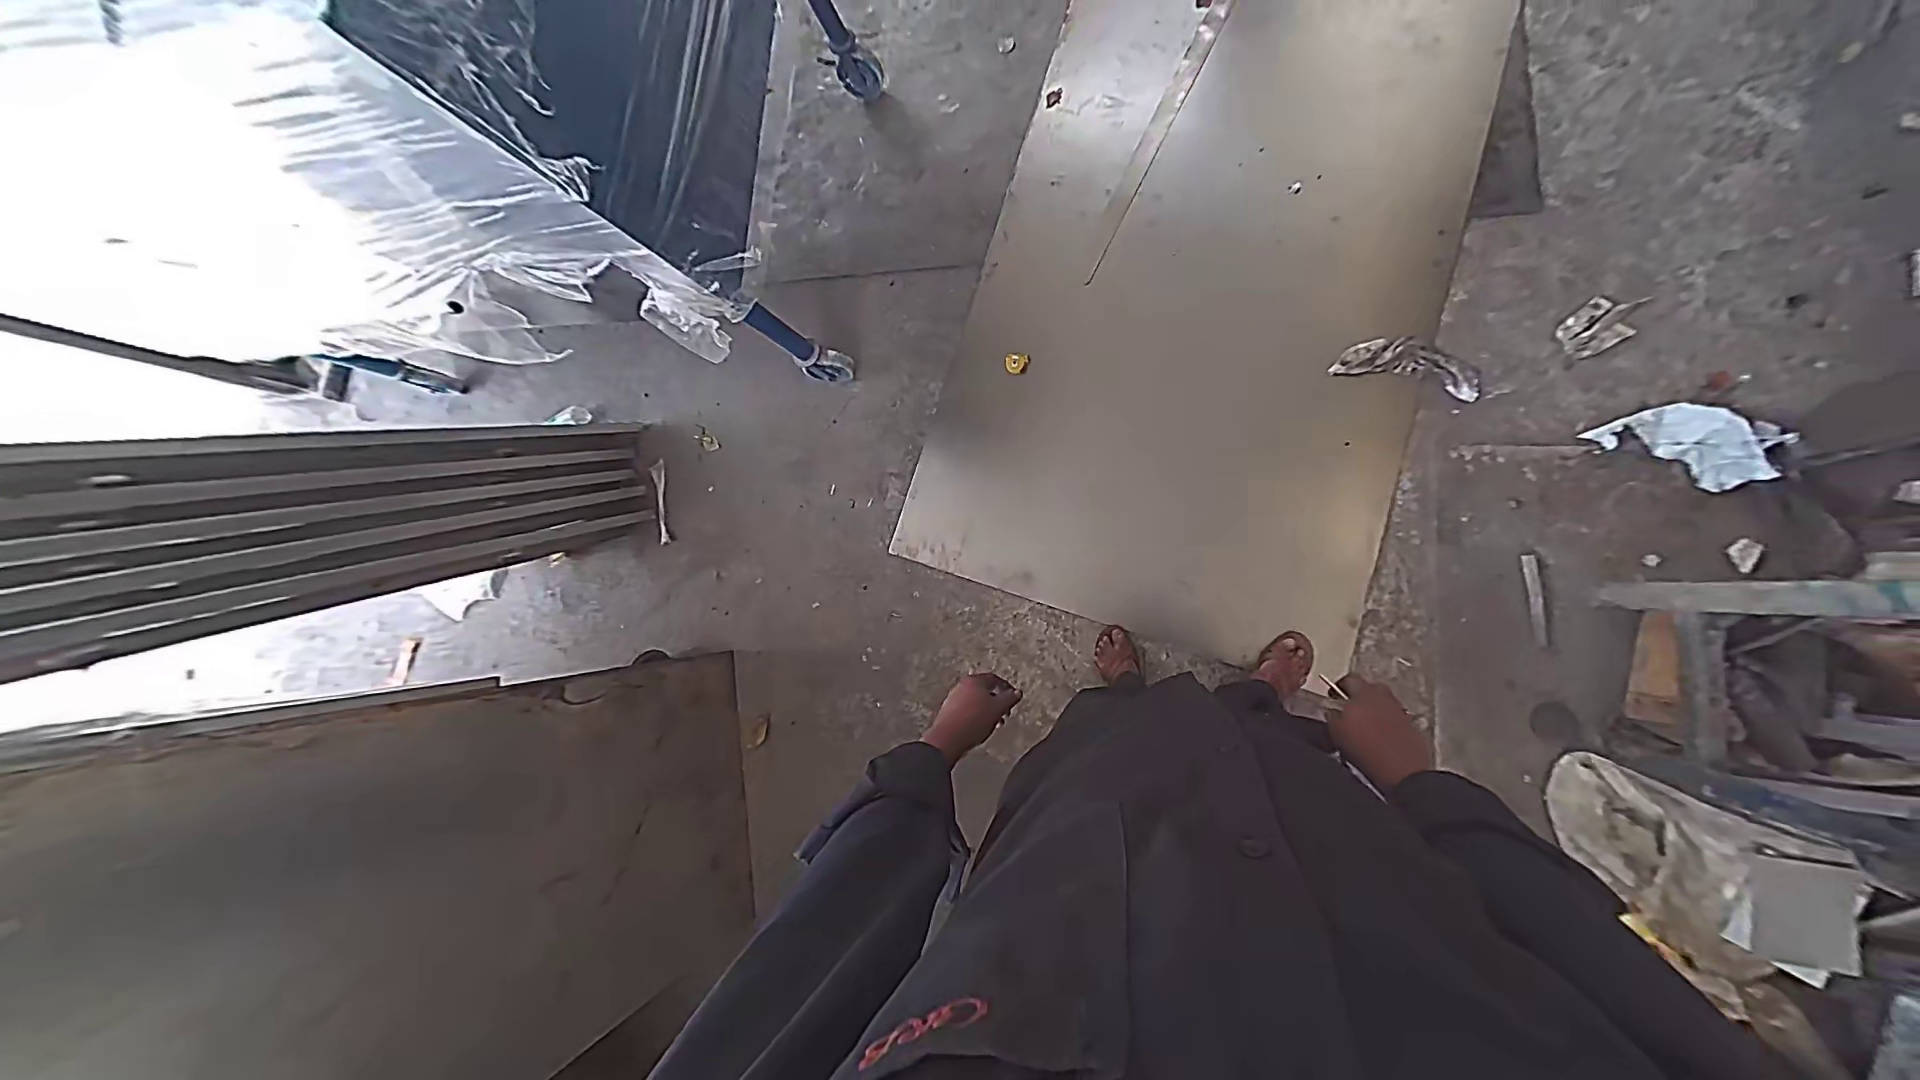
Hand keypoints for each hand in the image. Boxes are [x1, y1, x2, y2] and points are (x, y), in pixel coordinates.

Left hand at [921, 673, 1022, 765]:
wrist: (948, 738)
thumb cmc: (973, 721)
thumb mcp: (998, 709)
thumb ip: (1009, 699)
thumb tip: (1017, 693)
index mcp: (974, 681)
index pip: (995, 679)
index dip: (1007, 688)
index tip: (1013, 697)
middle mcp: (962, 686)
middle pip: (984, 690)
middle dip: (997, 702)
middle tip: (1005, 713)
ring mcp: (953, 698)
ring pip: (975, 701)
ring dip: (987, 710)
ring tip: (994, 724)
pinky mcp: (948, 711)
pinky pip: (967, 710)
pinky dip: (976, 716)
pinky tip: (979, 727)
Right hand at [1327, 676, 1431, 790]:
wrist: (1402, 773)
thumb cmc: (1367, 750)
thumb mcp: (1336, 732)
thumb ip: (1332, 715)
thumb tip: (1332, 711)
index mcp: (1364, 694)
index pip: (1349, 680)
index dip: (1338, 686)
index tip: (1333, 696)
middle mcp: (1384, 699)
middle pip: (1370, 688)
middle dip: (1359, 695)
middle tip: (1348, 708)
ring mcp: (1401, 712)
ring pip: (1383, 703)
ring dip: (1374, 708)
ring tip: (1364, 724)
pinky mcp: (1412, 728)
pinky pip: (1395, 718)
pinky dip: (1387, 722)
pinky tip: (1379, 736)